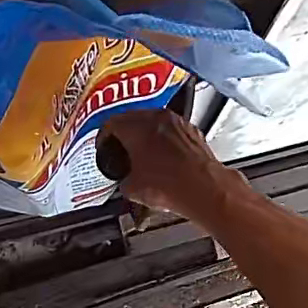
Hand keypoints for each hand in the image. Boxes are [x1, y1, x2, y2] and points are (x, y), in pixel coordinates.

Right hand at [99, 108, 247, 220]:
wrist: (203, 188)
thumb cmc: (169, 184)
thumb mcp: (133, 189)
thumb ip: (124, 180)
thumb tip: (126, 182)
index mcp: (135, 127)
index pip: (111, 123)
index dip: (104, 136)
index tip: (104, 144)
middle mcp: (156, 118)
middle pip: (133, 118)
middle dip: (125, 133)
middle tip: (121, 146)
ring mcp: (177, 122)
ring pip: (155, 122)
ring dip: (147, 134)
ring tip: (143, 152)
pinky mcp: (193, 131)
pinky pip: (172, 130)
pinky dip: (165, 140)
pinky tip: (165, 158)